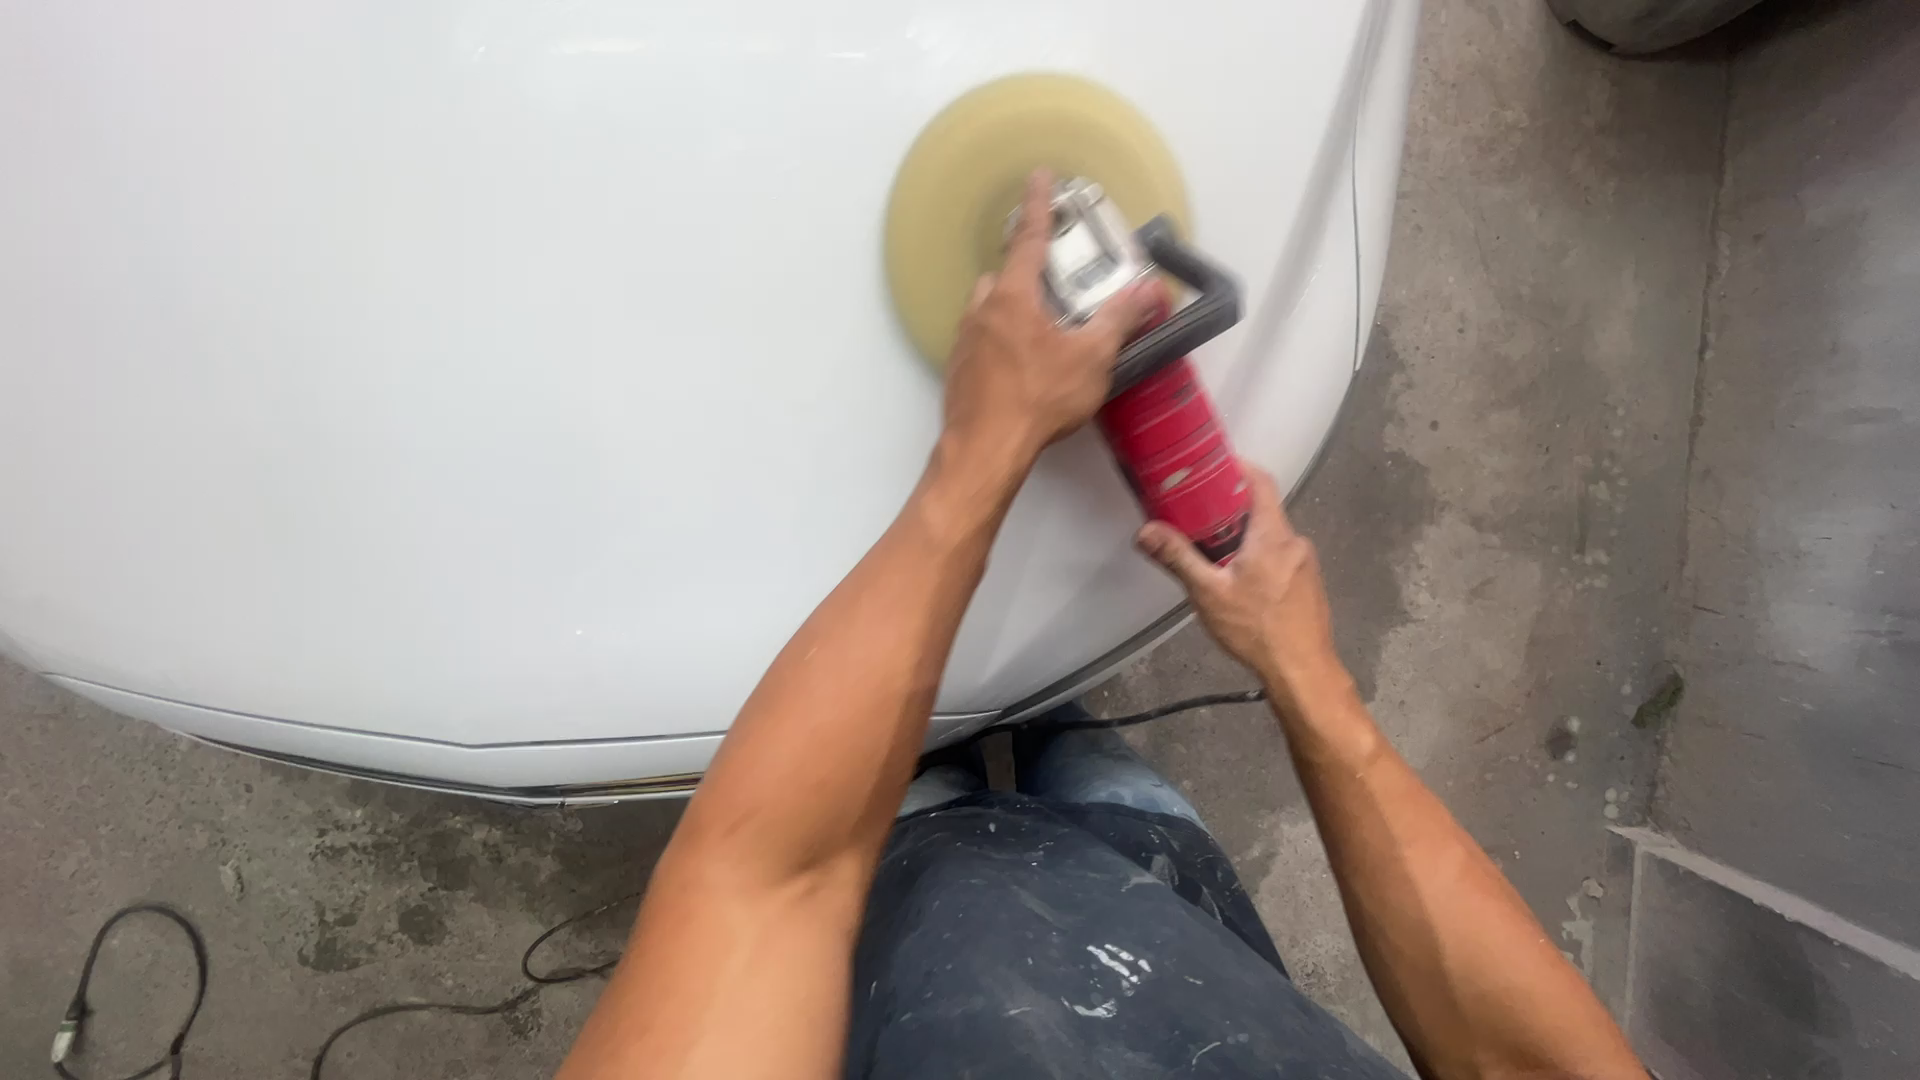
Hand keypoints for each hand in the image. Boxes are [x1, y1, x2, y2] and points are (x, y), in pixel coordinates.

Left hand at [940, 169, 1167, 465]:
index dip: (1039, 206)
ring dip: (1009, 313)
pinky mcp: (957, 373)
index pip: (1029, 238)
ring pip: (986, 312)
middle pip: (1002, 277)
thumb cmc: (1039, 398)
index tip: (1040, 175)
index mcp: (1013, 298)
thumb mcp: (1091, 358)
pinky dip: (998, 345)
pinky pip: (979, 344)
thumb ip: (1119, 320)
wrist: (985, 449)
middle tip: (1051, 292)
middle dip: (1024, 275)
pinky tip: (1017, 372)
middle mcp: (981, 312)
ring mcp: (963, 344)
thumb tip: (1151, 290)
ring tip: (1038, 338)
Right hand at [1135, 464, 1350, 713]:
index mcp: (1272, 534)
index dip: (1237, 467)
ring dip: (1242, 537)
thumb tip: (1144, 531)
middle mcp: (1294, 541)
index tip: (1209, 464)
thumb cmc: (1256, 627)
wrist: (1303, 671)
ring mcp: (1306, 564)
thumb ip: (1178, 558)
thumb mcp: (1208, 593)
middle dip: (1228, 508)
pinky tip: (1237, 581)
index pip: (1260, 482)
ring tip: (1210, 551)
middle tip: (1194, 513)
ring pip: (1269, 536)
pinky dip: (1256, 556)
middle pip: (1261, 509)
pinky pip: (1279, 557)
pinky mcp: (1308, 585)